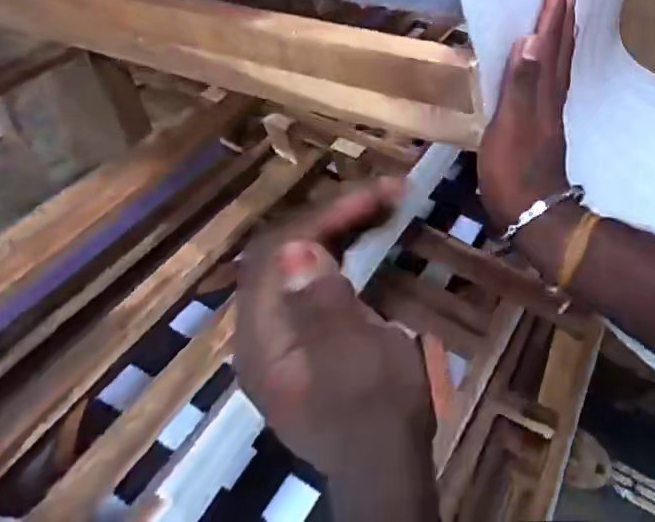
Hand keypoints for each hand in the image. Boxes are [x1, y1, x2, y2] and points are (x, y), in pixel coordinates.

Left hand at [234, 180, 435, 517]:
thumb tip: (296, 251)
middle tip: (390, 192)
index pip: (278, 252)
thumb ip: (323, 304)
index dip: (326, 214)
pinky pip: (316, 272)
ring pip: (300, 256)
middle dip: (336, 211)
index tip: (379, 193)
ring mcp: (285, 329)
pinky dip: (345, 245)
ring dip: (342, 223)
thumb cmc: (377, 407)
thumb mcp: (358, 357)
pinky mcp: (307, 330)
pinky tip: (373, 232)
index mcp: (265, 337)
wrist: (386, 462)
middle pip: (285, 248)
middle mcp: (264, 328)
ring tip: (387, 201)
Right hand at [477, 0, 576, 224]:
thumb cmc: (514, 170)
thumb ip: (520, 84)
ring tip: (564, 19)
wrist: (534, 212)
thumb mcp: (509, 126)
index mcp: (543, 93)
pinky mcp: (545, 126)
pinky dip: (555, 64)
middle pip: (560, 53)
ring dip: (561, 40)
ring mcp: (550, 113)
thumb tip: (530, 40)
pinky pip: (554, 82)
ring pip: (560, 67)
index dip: (552, 18)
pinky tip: (549, 67)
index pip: (548, 47)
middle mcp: (552, 97)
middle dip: (561, 22)